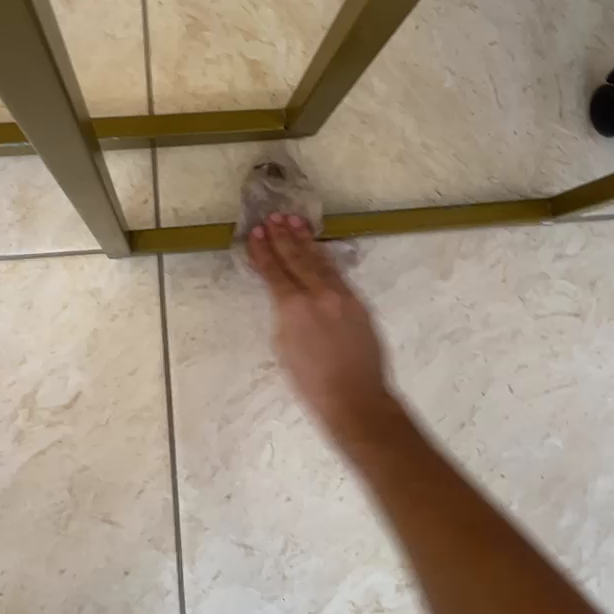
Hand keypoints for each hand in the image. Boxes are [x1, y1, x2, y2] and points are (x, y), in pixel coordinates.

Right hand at [247, 214, 407, 446]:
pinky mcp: (358, 303)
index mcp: (293, 309)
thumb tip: (288, 301)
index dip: (263, 252)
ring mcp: (342, 296)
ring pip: (320, 261)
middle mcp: (318, 295)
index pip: (274, 272)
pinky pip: (337, 273)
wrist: (355, 397)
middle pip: (297, 259)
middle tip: (273, 217)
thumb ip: (285, 317)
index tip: (255, 233)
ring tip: (294, 222)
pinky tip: (318, 250)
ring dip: (305, 241)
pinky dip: (325, 259)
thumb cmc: (312, 384)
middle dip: (283, 238)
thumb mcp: (285, 349)